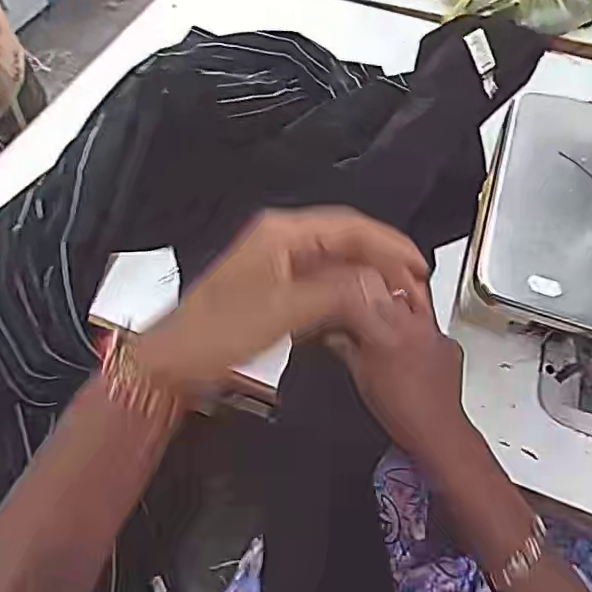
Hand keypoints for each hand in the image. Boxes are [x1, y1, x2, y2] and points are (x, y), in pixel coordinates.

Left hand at [137, 208, 428, 390]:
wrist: (175, 364)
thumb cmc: (212, 333)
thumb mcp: (284, 310)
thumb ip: (339, 293)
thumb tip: (381, 286)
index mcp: (281, 233)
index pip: (351, 228)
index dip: (390, 245)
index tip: (415, 264)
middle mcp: (283, 242)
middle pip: (349, 241)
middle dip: (385, 262)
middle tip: (414, 283)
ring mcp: (281, 265)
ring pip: (341, 263)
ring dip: (371, 279)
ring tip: (398, 296)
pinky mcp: (280, 288)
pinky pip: (327, 283)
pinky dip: (352, 294)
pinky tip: (366, 308)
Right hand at [326, 282, 483, 476]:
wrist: (436, 429)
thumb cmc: (400, 412)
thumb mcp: (361, 377)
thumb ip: (345, 347)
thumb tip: (333, 333)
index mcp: (385, 331)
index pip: (362, 292)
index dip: (348, 291)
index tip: (340, 298)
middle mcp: (412, 325)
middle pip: (390, 287)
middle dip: (374, 290)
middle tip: (363, 301)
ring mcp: (434, 332)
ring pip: (414, 298)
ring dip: (398, 301)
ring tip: (387, 320)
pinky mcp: (448, 341)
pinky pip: (430, 323)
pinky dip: (418, 326)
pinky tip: (410, 344)